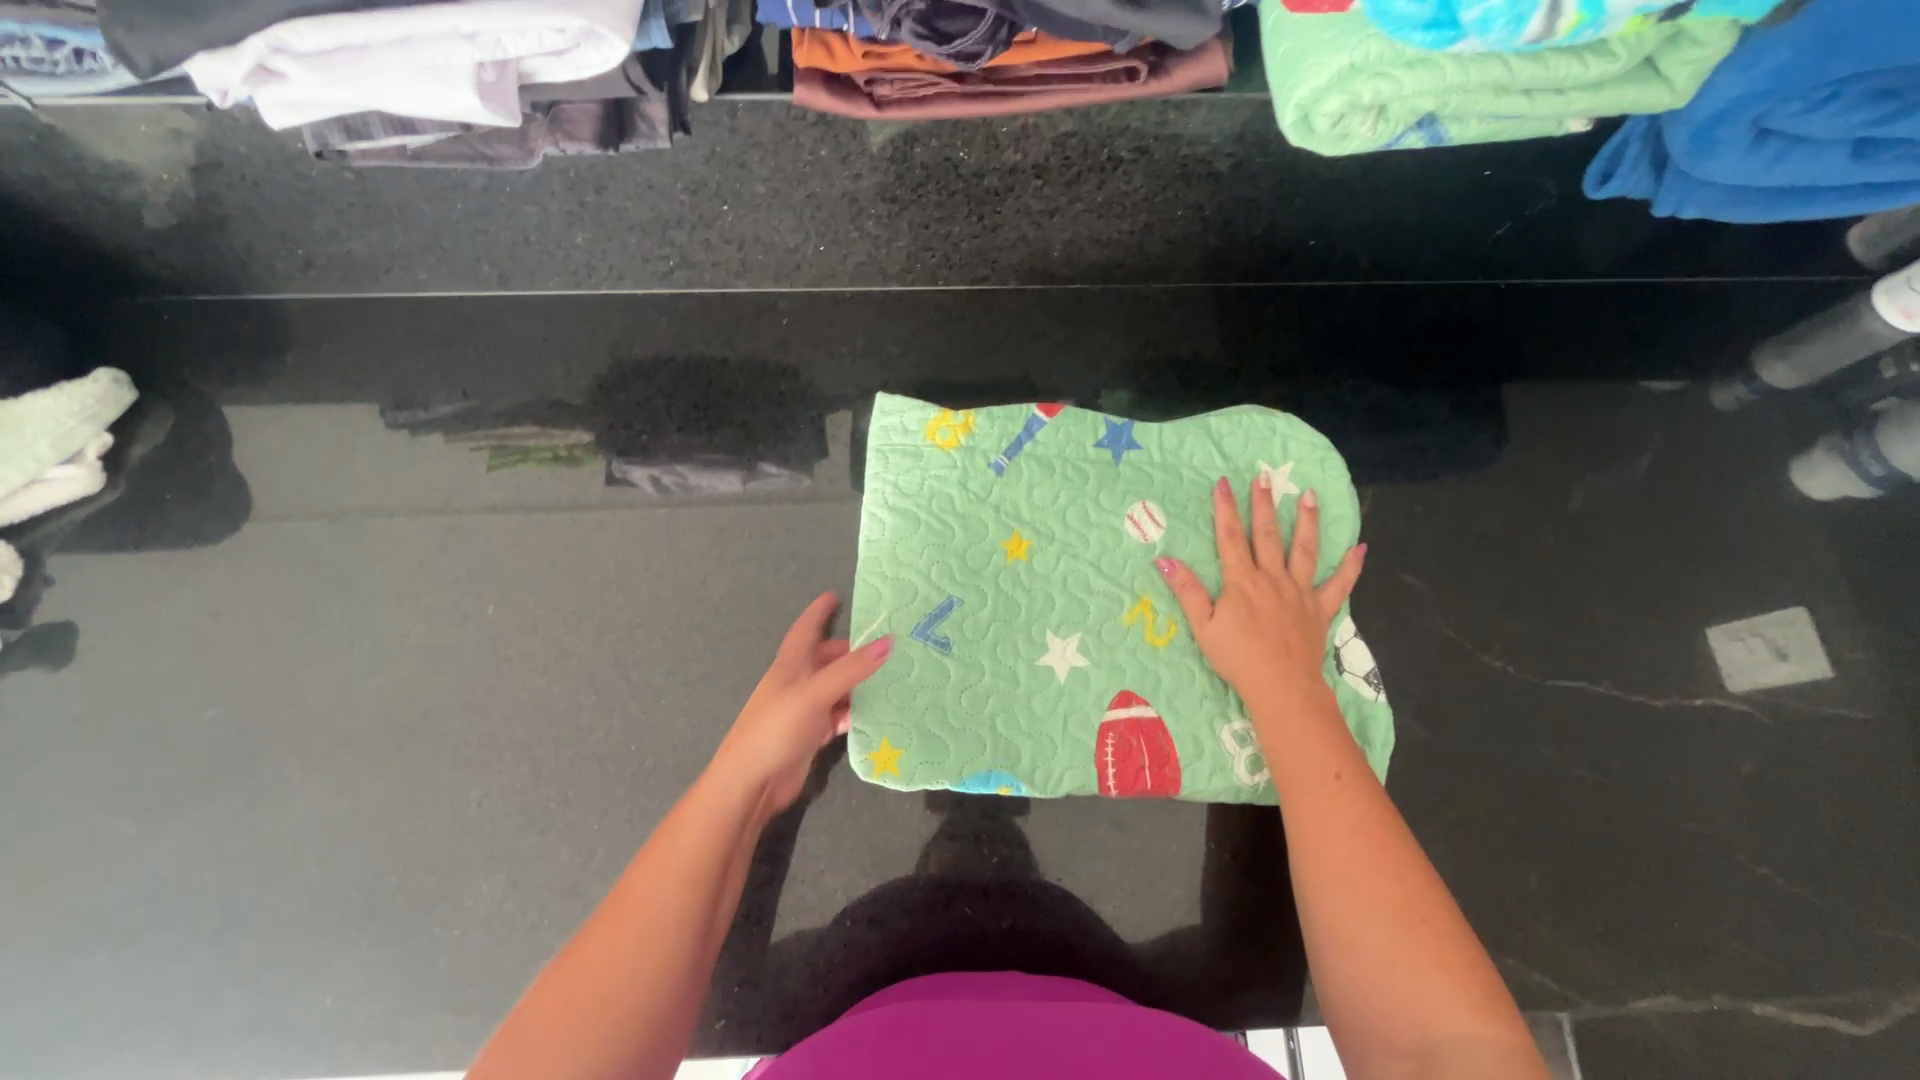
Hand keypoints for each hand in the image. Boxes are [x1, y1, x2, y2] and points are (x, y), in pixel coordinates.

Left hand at [709, 594, 891, 814]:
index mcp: (790, 666)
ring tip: (891, 680)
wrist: (751, 783)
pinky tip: (874, 716)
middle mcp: (796, 684)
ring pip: (836, 689)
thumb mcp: (814, 693)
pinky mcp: (810, 736)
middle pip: (826, 660)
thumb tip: (889, 641)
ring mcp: (803, 711)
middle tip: (885, 648)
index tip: (834, 596)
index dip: (818, 612)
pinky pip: (837, 717)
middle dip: (852, 652)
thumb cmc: (776, 729)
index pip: (805, 630)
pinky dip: (854, 714)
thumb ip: (851, 669)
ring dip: (858, 685)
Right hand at [1156, 475, 1364, 708]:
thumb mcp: (1203, 626)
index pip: (1230, 537)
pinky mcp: (1320, 609)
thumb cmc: (1238, 658)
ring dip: (1307, 521)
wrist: (1281, 686)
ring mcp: (1300, 592)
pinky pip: (1340, 585)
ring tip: (1309, 495)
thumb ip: (1187, 591)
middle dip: (1264, 504)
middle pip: (1267, 535)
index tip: (1223, 483)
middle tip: (1265, 477)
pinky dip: (1351, 567)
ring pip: (1304, 550)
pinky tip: (1361, 549)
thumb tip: (1165, 560)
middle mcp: (1273, 578)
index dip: (1226, 509)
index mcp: (1242, 581)